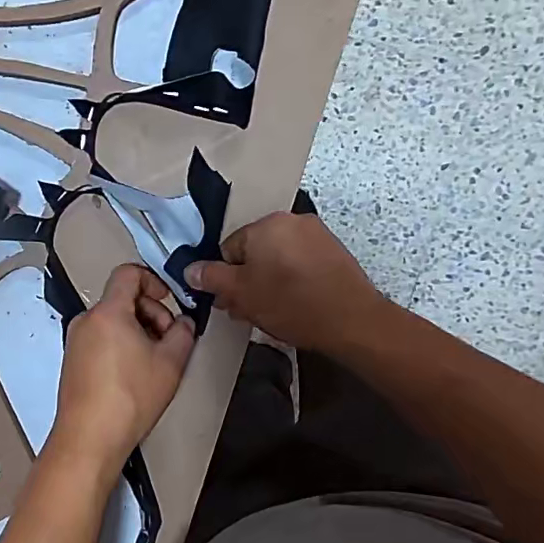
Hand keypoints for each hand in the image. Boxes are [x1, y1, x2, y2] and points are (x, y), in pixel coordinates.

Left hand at [48, 264, 196, 477]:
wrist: (91, 437)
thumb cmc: (125, 401)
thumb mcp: (171, 362)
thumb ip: (183, 333)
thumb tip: (184, 324)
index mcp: (108, 312)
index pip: (128, 273)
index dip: (153, 281)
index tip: (166, 299)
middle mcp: (86, 321)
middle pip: (122, 298)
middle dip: (150, 313)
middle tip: (168, 338)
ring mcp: (76, 341)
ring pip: (112, 321)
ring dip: (136, 331)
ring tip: (153, 360)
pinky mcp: (73, 361)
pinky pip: (100, 339)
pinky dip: (120, 346)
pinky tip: (134, 374)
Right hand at [184, 212, 393, 352]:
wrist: (352, 321)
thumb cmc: (291, 304)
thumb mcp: (242, 294)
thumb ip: (212, 278)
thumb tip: (191, 269)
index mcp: (266, 225)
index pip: (228, 248)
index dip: (225, 278)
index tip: (230, 302)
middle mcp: (292, 221)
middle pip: (254, 252)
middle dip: (247, 281)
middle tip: (247, 311)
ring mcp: (317, 235)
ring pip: (278, 259)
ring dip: (269, 283)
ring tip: (271, 313)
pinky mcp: (334, 253)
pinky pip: (300, 264)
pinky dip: (292, 282)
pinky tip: (294, 306)